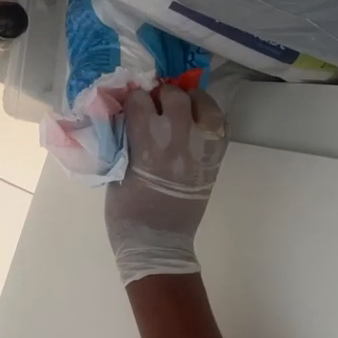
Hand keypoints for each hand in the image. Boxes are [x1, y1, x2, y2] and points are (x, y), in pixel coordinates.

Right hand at [105, 83, 227, 284]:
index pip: (139, 100)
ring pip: (206, 105)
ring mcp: (201, 151)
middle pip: (175, 97)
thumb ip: (124, 138)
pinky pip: (222, 126)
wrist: (157, 243)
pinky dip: (210, 118)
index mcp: (145, 145)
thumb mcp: (116, 168)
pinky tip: (197, 123)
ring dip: (191, 100)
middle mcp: (177, 142)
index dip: (133, 98)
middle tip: (156, 103)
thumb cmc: (126, 210)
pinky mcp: (215, 161)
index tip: (130, 103)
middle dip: (162, 94)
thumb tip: (128, 114)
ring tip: (182, 106)